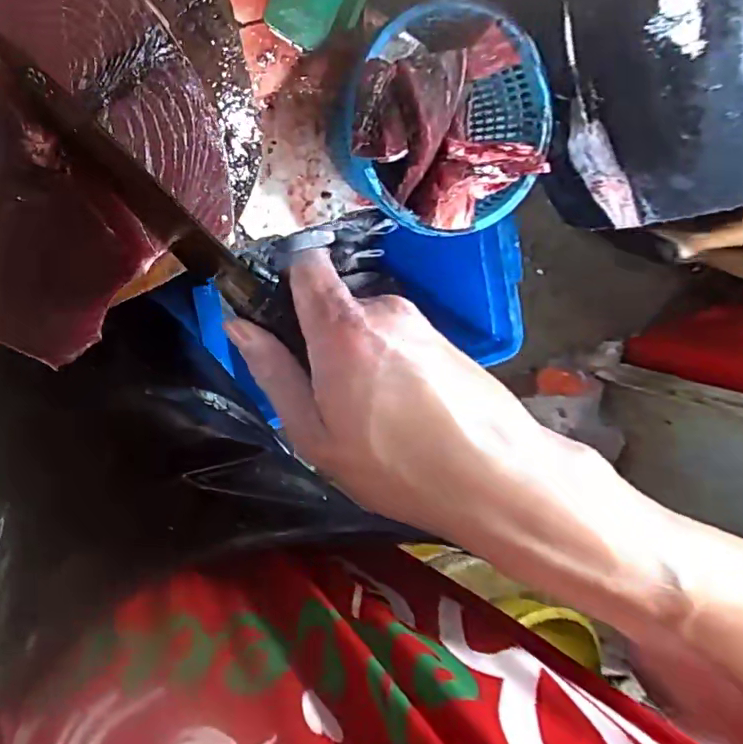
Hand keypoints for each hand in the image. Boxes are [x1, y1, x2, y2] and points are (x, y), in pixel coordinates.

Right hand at [226, 251, 602, 548]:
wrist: (504, 481)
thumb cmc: (397, 466)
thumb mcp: (314, 433)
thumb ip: (272, 371)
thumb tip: (238, 325)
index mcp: (341, 328)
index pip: (306, 262)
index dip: (285, 278)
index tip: (276, 314)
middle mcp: (382, 309)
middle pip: (332, 302)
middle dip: (320, 337)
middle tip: (328, 394)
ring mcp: (418, 322)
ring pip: (365, 325)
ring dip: (357, 355)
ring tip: (372, 412)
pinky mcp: (445, 338)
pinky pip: (396, 338)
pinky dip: (389, 364)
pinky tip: (404, 412)